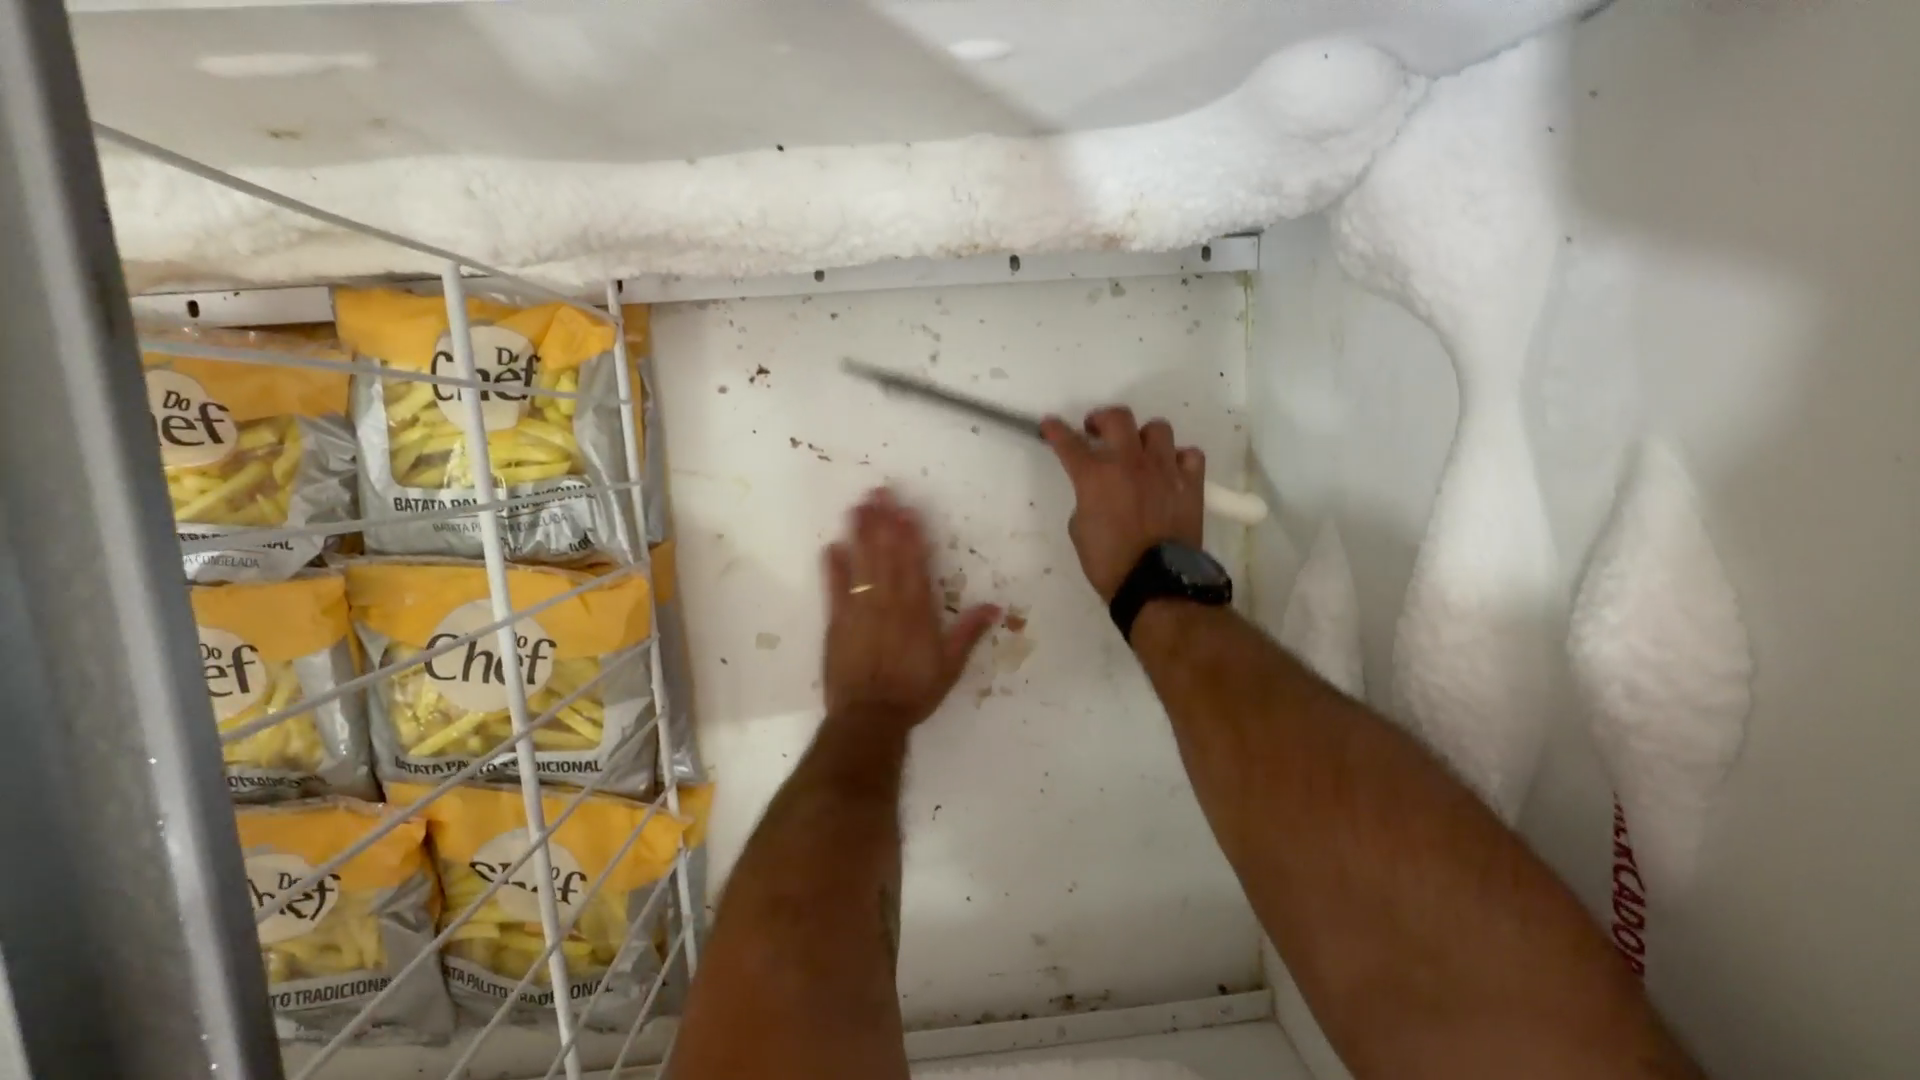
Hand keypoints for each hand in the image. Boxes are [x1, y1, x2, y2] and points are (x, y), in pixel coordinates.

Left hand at [821, 488, 1000, 730]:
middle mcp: (889, 602)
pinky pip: (834, 589)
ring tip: (857, 507)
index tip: (907, 509)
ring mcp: (860, 610)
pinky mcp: (836, 623)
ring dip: (859, 534)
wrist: (870, 718)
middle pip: (886, 554)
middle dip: (883, 522)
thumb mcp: (950, 666)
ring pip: (861, 564)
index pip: (915, 563)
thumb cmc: (914, 692)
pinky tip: (832, 546)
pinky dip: (833, 567)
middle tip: (878, 491)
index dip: (910, 534)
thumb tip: (995, 606)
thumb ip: (969, 632)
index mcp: (917, 610)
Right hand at [1041, 407, 1204, 601]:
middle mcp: (1130, 463)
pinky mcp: (1191, 483)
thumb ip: (1086, 501)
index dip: (1056, 431)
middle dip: (1102, 419)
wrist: (1155, 584)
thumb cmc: (1108, 563)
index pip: (1069, 443)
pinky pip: (1189, 455)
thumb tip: (1098, 494)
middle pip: (1117, 418)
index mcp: (1095, 476)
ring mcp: (1164, 470)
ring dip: (1143, 437)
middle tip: (1096, 432)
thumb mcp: (1079, 530)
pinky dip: (1178, 459)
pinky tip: (1170, 471)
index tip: (1049, 425)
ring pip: (1157, 429)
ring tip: (1139, 452)